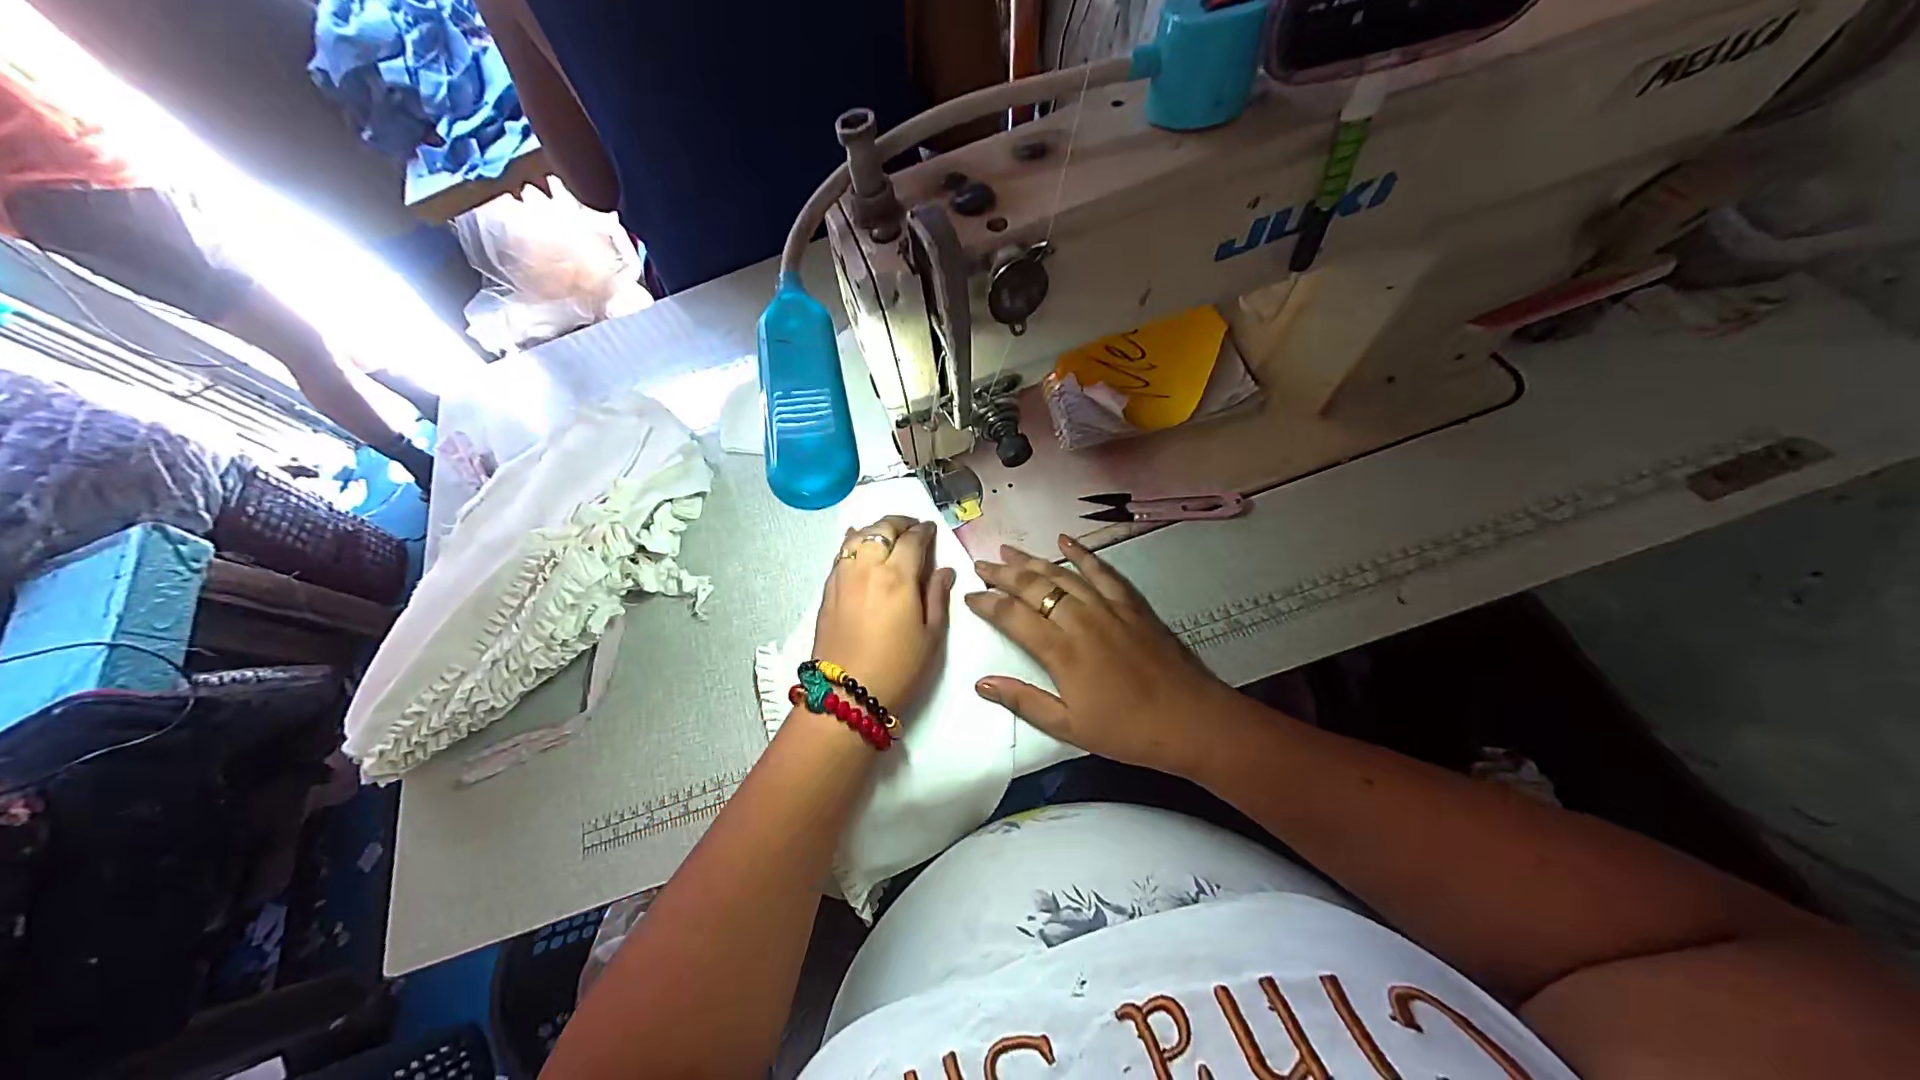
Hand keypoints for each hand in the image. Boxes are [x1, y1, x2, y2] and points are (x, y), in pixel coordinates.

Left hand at [811, 516, 956, 711]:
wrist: (845, 695)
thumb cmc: (898, 669)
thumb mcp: (931, 636)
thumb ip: (936, 596)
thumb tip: (944, 570)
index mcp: (897, 577)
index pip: (912, 539)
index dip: (924, 531)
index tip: (930, 530)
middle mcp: (867, 568)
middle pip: (882, 529)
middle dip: (899, 523)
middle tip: (912, 528)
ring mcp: (843, 577)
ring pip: (858, 536)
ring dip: (876, 529)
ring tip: (888, 535)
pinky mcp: (828, 590)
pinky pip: (841, 553)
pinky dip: (853, 542)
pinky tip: (859, 544)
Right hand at [965, 535, 1236, 778]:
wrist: (1191, 720)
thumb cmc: (1126, 730)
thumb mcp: (1068, 727)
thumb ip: (1023, 702)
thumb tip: (982, 684)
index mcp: (1060, 651)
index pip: (1012, 616)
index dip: (987, 603)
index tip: (969, 597)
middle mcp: (1080, 619)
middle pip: (1033, 586)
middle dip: (1003, 573)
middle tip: (981, 564)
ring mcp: (1107, 606)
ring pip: (1061, 573)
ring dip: (1032, 560)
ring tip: (1009, 551)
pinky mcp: (1131, 603)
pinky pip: (1101, 570)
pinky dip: (1081, 553)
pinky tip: (1065, 540)